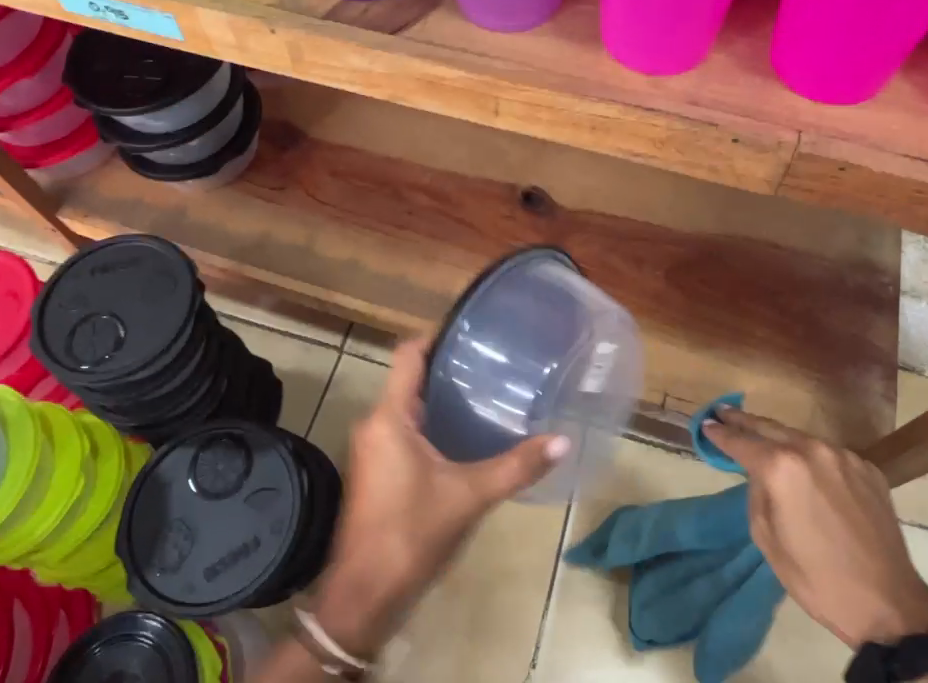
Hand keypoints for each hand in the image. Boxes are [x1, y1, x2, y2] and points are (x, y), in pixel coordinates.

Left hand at [309, 340, 569, 655]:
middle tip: (493, 364)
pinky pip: (404, 433)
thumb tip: (565, 440)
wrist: (363, 596)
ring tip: (487, 394)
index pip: (408, 355)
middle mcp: (374, 425)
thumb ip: (516, 466)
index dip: (436, 336)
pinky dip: (433, 426)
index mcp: (389, 418)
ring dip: (441, 400)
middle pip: (410, 380)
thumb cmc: (410, 535)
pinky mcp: (376, 473)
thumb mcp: (469, 496)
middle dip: (448, 369)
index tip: (472, 330)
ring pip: (407, 409)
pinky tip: (466, 437)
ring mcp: (372, 450)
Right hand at [702, 406, 927, 647]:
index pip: (741, 441)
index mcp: (782, 468)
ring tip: (762, 439)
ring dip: (780, 439)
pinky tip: (806, 470)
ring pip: (802, 438)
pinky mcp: (868, 469)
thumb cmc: (816, 578)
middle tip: (724, 412)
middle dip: (744, 420)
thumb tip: (759, 474)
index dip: (720, 433)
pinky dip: (812, 458)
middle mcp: (813, 450)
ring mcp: (844, 456)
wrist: (887, 603)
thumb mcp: (766, 538)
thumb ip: (756, 493)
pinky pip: (830, 456)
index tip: (706, 424)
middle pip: (770, 427)